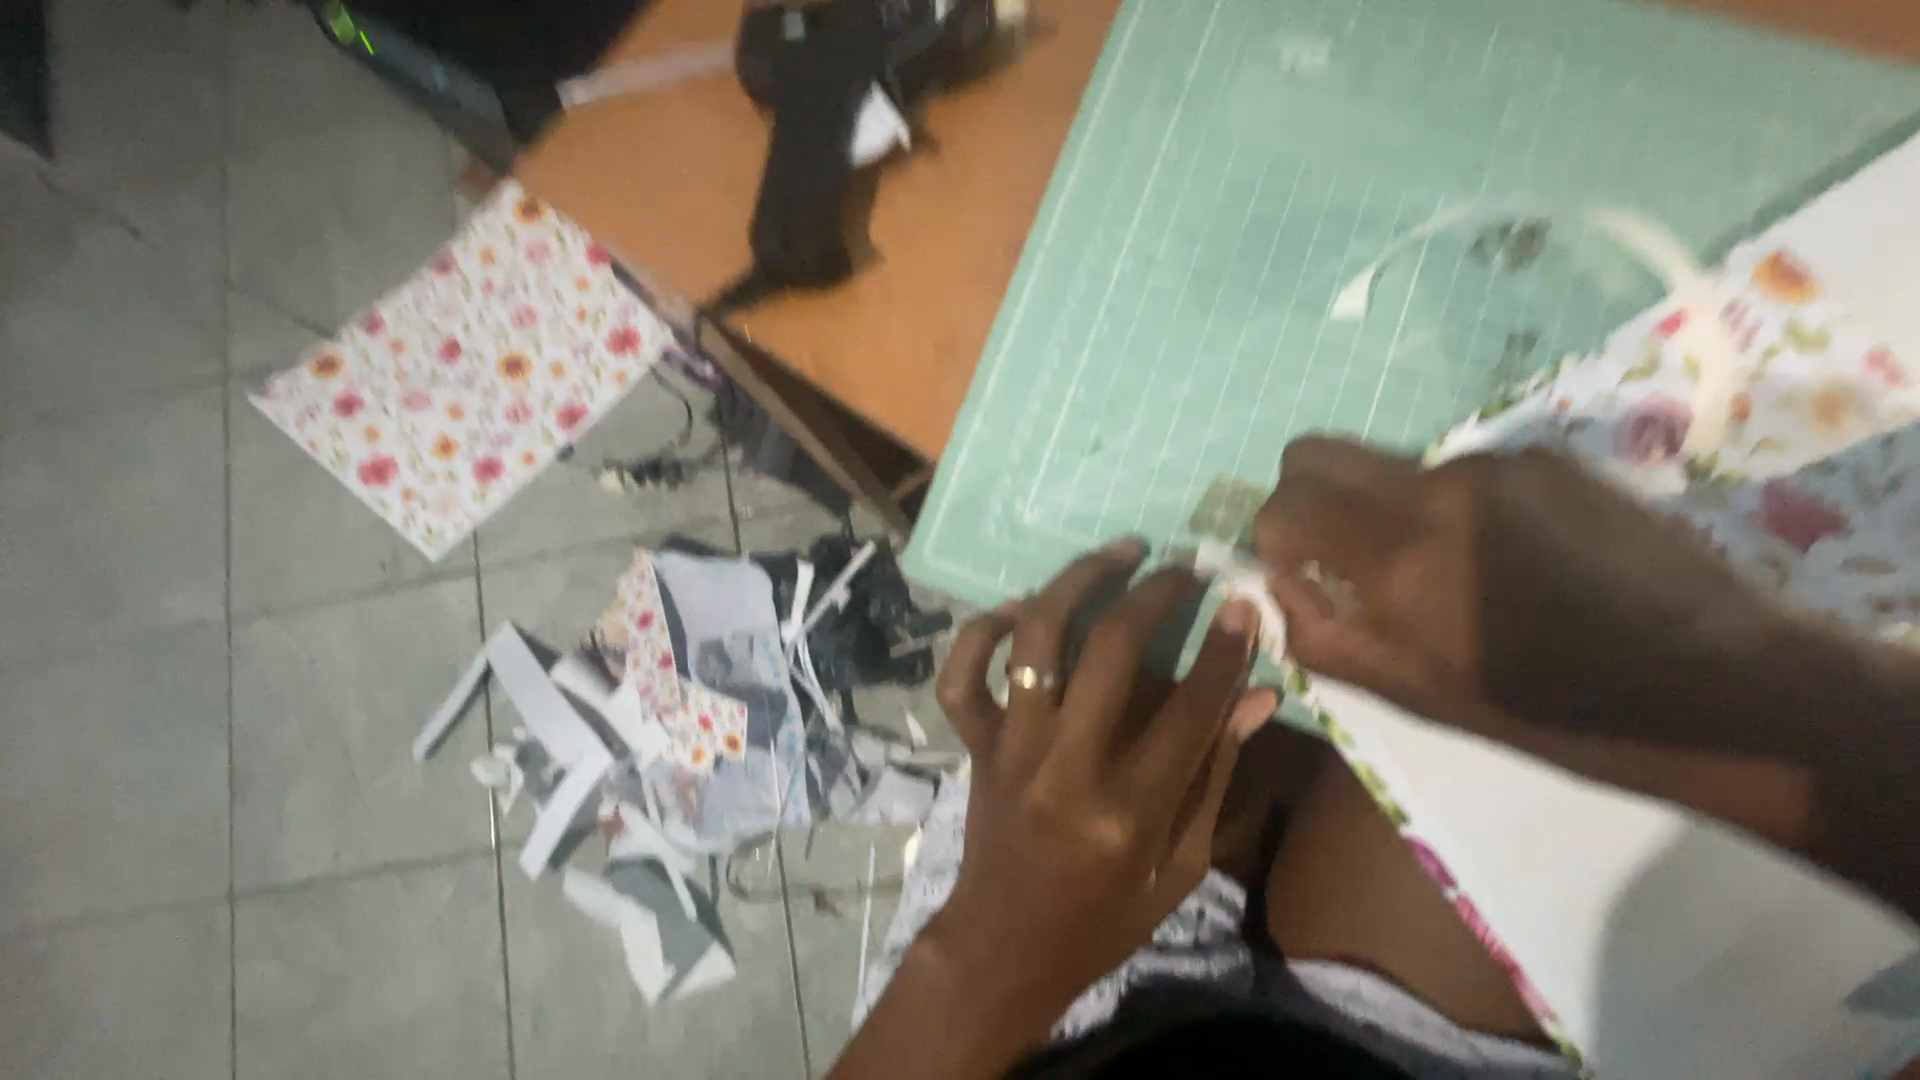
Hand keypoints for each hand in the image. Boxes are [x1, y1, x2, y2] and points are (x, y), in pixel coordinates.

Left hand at [927, 539, 1275, 1009]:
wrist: (1005, 944)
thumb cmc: (1103, 918)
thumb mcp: (1179, 865)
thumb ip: (1213, 774)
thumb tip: (1254, 695)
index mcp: (1128, 809)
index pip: (1190, 708)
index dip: (1224, 647)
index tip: (1241, 602)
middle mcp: (1065, 764)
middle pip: (1112, 649)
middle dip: (1155, 594)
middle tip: (1183, 568)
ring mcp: (1010, 747)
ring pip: (1037, 639)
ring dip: (1077, 581)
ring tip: (1117, 552)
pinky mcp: (974, 743)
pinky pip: (962, 674)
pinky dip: (983, 630)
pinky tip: (1022, 609)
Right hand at [1252, 435, 1919, 918]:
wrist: (1721, 687)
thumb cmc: (1549, 711)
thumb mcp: (1413, 695)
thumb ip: (1323, 636)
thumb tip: (1281, 588)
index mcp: (1400, 555)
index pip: (1284, 503)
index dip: (1272, 540)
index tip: (1302, 575)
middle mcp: (1436, 488)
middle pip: (1315, 452)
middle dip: (1302, 499)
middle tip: (1339, 555)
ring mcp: (1495, 464)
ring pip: (1390, 469)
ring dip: (1390, 513)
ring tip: (1455, 574)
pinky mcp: (1546, 458)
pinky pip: (1459, 473)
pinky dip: (1453, 510)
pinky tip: (1512, 561)